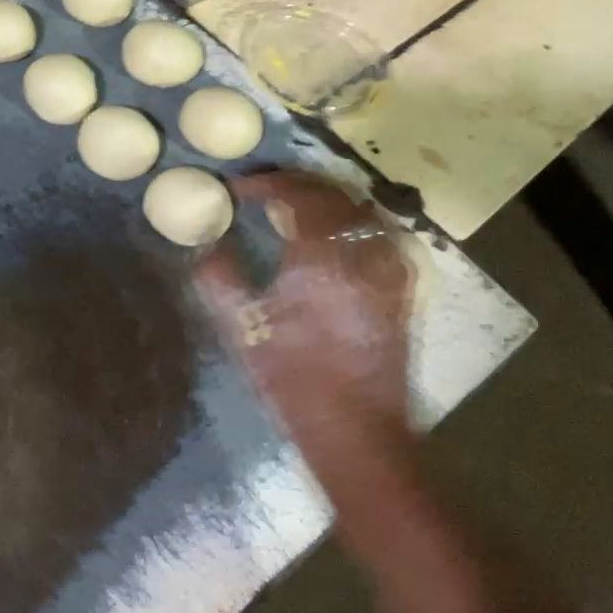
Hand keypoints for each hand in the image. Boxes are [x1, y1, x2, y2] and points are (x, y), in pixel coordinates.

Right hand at [193, 171, 416, 454]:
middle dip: (299, 183)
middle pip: (337, 197)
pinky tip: (338, 233)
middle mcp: (363, 259)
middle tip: (266, 188)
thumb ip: (219, 276)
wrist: (356, 429)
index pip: (299, 197)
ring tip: (300, 203)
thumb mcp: (240, 328)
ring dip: (331, 198)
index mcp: (320, 262)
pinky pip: (384, 237)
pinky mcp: (403, 292)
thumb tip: (209, 240)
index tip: (239, 189)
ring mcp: (390, 275)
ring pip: (366, 213)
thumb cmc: (291, 379)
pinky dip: (357, 221)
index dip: (267, 184)